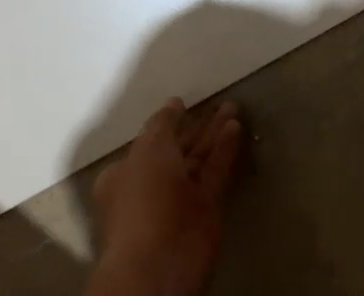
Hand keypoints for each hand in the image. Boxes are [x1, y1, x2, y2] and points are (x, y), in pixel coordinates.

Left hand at [89, 98, 243, 295]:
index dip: (168, 122)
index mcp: (127, 173)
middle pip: (178, 149)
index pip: (150, 141)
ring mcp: (180, 198)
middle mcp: (152, 185)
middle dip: (198, 126)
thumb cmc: (143, 198)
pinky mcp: (205, 209)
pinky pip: (216, 173)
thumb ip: (163, 124)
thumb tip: (174, 103)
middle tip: (218, 102)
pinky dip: (226, 152)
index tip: (185, 103)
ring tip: (233, 107)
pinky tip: (236, 128)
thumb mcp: (149, 149)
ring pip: (200, 160)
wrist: (160, 261)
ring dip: (216, 134)